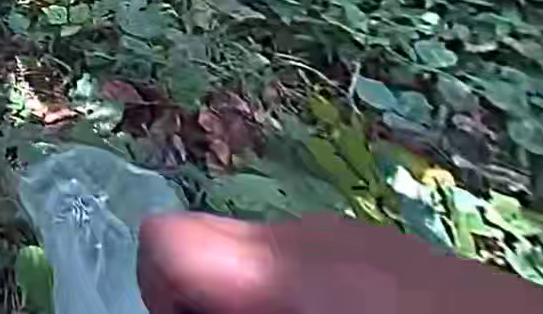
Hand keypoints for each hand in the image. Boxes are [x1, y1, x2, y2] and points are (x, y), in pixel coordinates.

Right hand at [136, 212, 542, 313]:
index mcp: (285, 272)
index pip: (166, 243)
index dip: (158, 297)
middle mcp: (302, 236)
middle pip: (203, 247)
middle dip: (207, 306)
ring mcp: (346, 236)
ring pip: (254, 257)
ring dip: (257, 306)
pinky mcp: (384, 249)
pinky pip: (305, 264)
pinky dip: (303, 303)